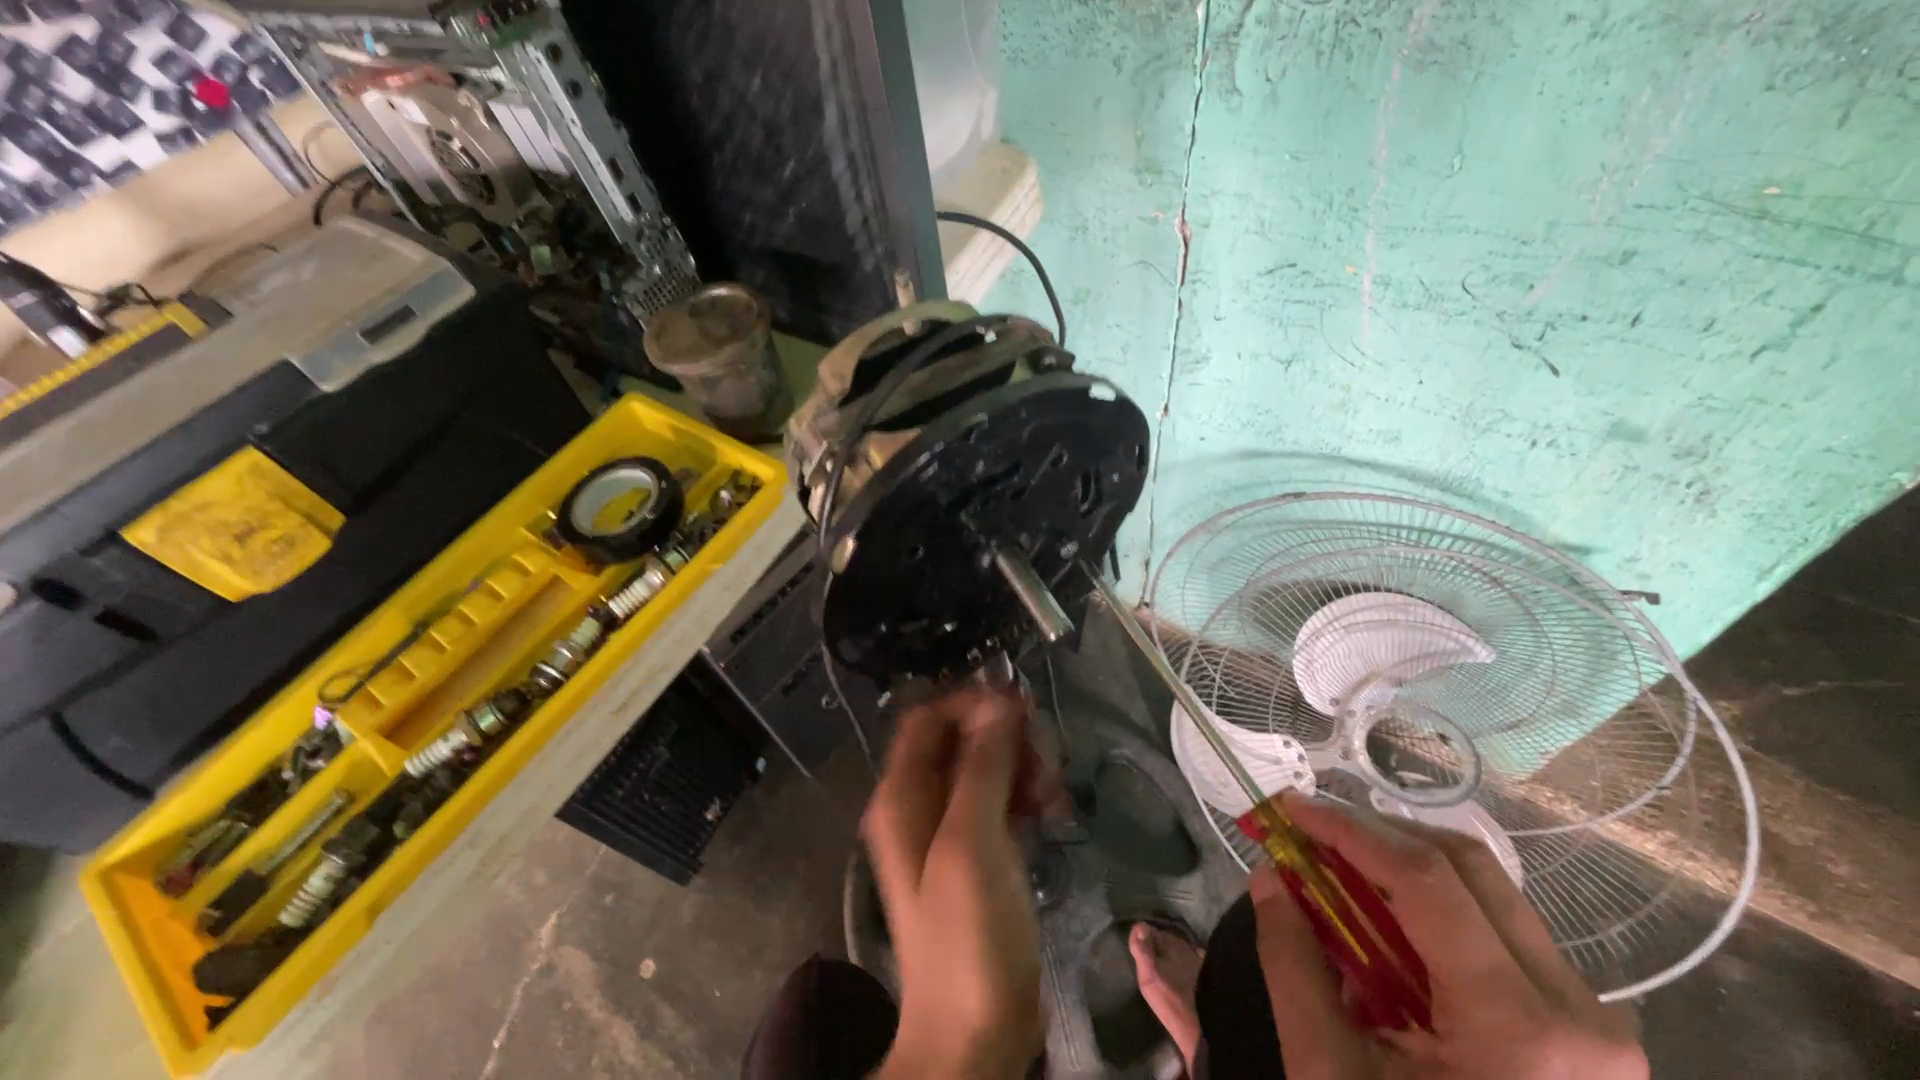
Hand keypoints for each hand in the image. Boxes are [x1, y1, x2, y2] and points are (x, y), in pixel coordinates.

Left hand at [866, 686, 1049, 1079]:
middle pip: (963, 740)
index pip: (929, 717)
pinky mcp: (978, 857)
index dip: (973, 703)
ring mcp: (948, 833)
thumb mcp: (973, 843)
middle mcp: (919, 805)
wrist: (974, 1033)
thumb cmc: (968, 937)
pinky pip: (1001, 805)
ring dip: (1025, 770)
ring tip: (1056, 799)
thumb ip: (983, 767)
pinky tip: (1055, 816)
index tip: (1023, 711)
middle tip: (1048, 763)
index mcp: (902, 795)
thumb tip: (997, 701)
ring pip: (987, 770)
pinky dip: (1027, 800)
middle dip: (1008, 740)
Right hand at [1251, 792, 1648, 1079]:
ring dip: (1408, 875)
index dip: (1350, 830)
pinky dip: (1439, 920)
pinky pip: (1508, 943)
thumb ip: (1294, 966)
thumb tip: (1270, 879)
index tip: (1290, 809)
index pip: (1427, 881)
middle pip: (1470, 871)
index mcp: (1519, 1027)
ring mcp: (1599, 1028)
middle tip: (1309, 833)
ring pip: (1494, 900)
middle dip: (1378, 838)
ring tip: (1338, 880)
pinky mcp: (1593, 1040)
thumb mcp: (1329, 1077)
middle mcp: (1582, 1013)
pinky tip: (1389, 939)